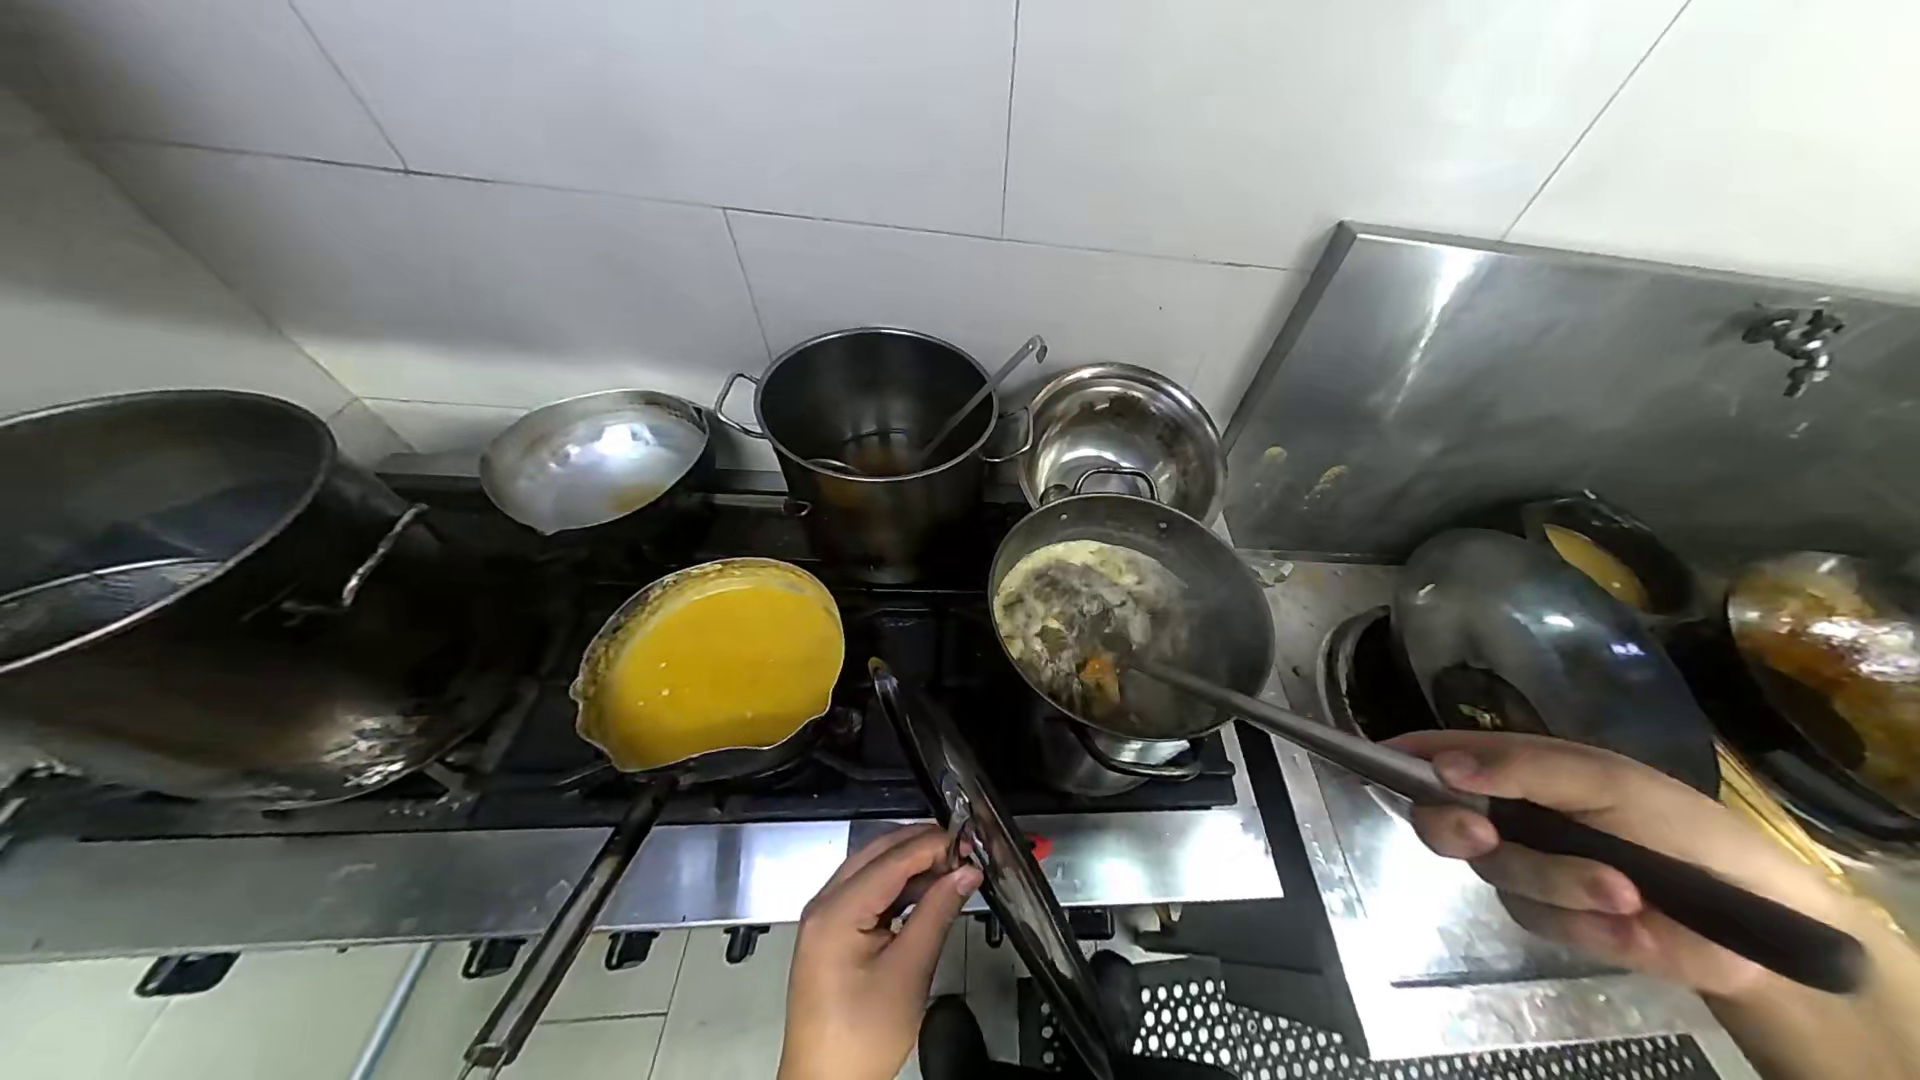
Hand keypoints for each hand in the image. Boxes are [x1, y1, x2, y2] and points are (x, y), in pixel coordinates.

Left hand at [779, 825, 983, 1079]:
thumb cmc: (863, 1037)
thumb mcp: (909, 972)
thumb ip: (937, 913)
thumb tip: (966, 873)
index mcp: (836, 911)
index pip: (891, 859)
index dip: (931, 845)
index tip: (966, 842)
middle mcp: (824, 903)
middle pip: (877, 854)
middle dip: (920, 846)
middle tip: (961, 850)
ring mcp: (824, 916)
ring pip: (872, 868)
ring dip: (910, 864)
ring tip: (950, 869)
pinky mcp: (831, 930)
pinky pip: (866, 891)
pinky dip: (897, 886)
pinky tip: (925, 892)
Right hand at [1389, 730, 1860, 998]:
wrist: (1764, 923)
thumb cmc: (1680, 826)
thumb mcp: (1602, 779)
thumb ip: (1521, 769)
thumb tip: (1441, 767)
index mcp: (1509, 769)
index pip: (1432, 754)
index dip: (1395, 757)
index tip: (1370, 764)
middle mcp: (1502, 813)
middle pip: (1438, 818)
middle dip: (1455, 828)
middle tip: (1482, 835)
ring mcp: (1523, 864)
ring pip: (1492, 872)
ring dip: (1555, 882)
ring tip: (1622, 892)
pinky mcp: (1549, 916)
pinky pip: (1535, 918)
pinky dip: (1585, 923)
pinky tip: (1630, 922)